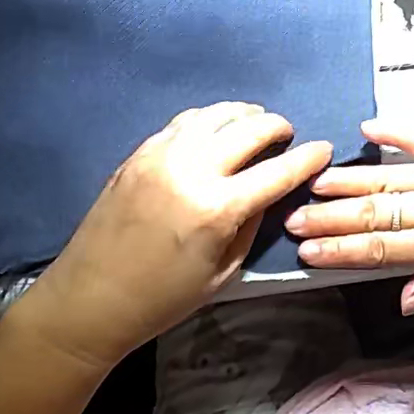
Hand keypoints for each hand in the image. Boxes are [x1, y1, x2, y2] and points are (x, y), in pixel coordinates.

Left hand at [24, 103, 332, 370]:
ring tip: (256, 121)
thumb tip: (267, 190)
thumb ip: (250, 223)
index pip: (276, 171)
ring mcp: (160, 156)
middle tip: (288, 133)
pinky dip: (208, 119)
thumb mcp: (223, 271)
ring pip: (213, 115)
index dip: (307, 158)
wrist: (89, 299)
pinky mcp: (138, 154)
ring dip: (242, 114)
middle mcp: (190, 170)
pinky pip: (182, 123)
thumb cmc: (162, 298)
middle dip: (277, 127)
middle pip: (247, 130)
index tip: (324, 148)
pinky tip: (215, 128)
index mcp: (216, 209)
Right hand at [287, 121, 413, 314]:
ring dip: (349, 182)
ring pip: (389, 178)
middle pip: (374, 214)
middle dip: (329, 219)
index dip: (339, 251)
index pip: (380, 250)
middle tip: (293, 217)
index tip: (308, 251)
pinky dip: (396, 133)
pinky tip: (368, 129)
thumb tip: (404, 300)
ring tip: (315, 183)